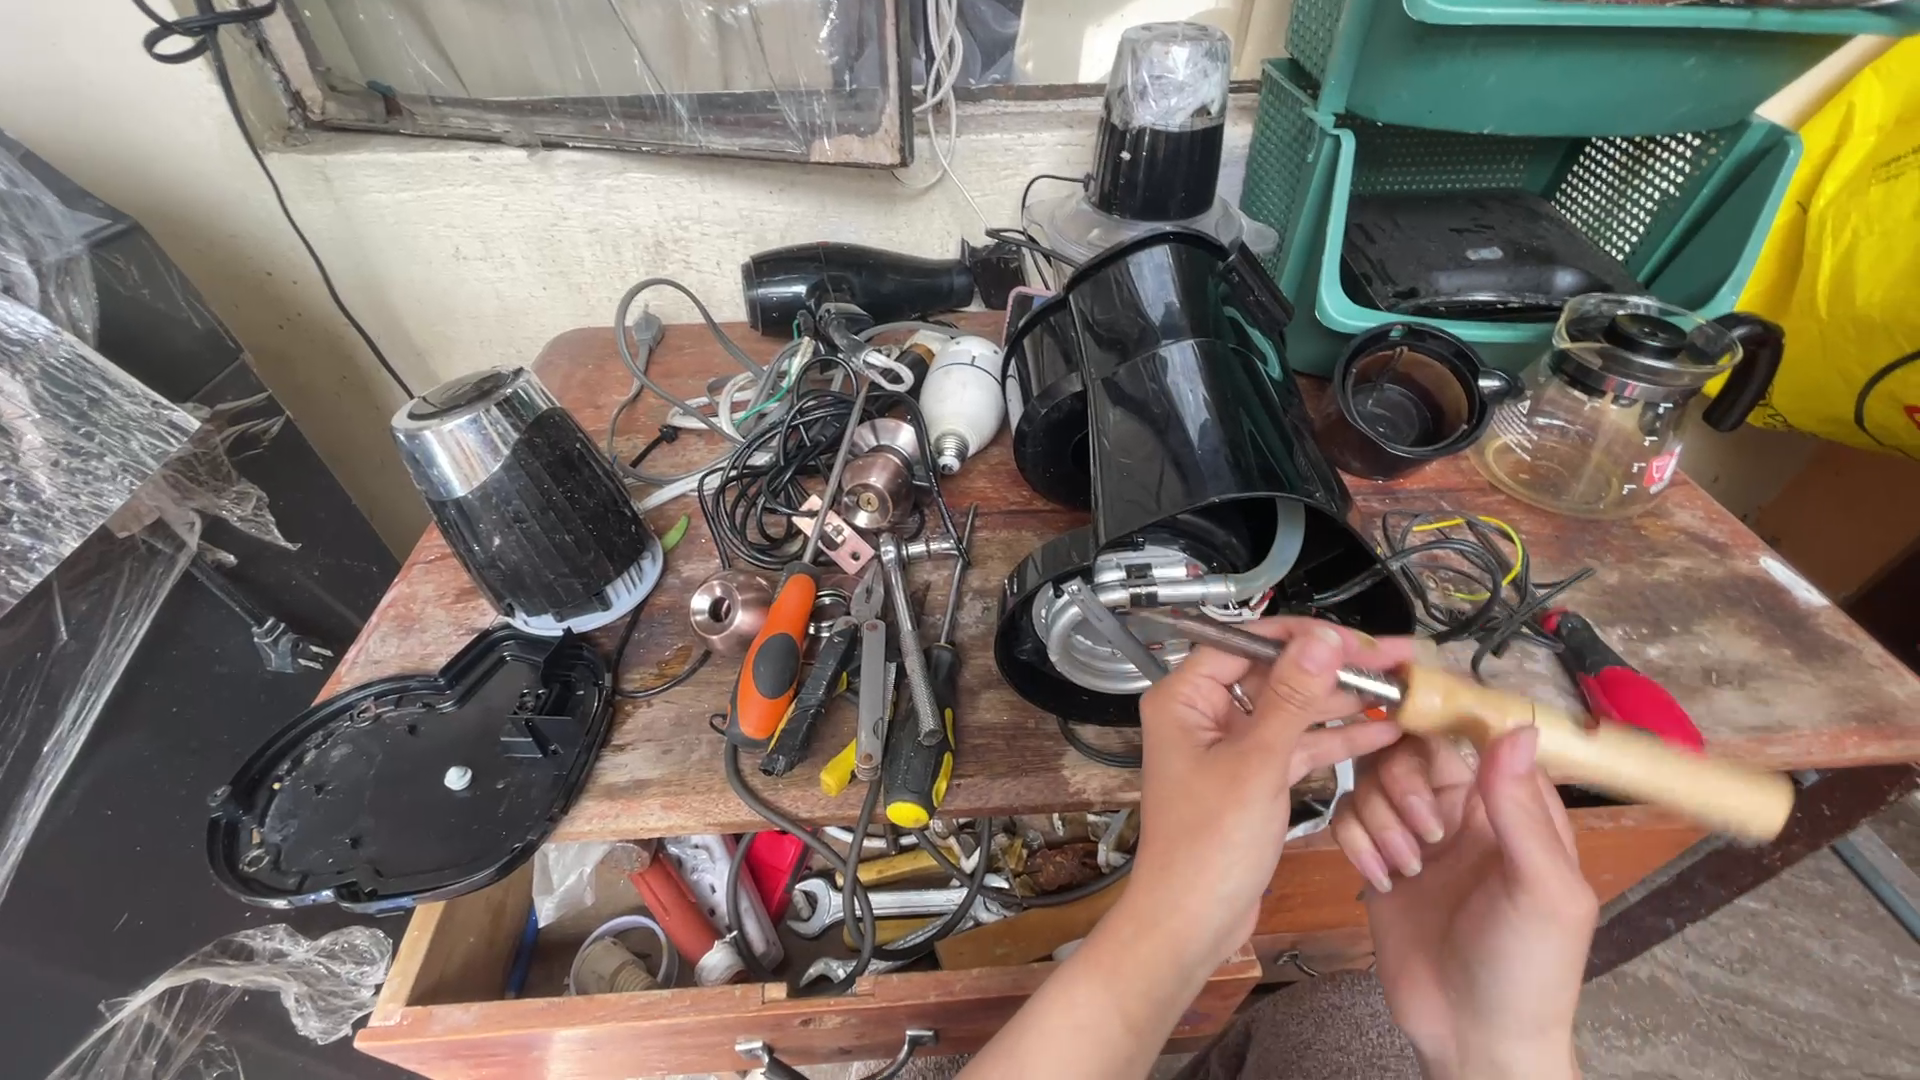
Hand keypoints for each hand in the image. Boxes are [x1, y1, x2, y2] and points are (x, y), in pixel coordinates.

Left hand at [1127, 618, 1414, 962]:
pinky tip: (1384, 730)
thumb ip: (1292, 698)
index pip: (1243, 643)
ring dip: (1340, 701)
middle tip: (1393, 658)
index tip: (1354, 637)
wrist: (1193, 918)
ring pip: (1290, 709)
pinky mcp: (1252, 774)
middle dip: (1330, 667)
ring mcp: (1229, 744)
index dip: (1300, 636)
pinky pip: (1295, 744)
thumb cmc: (1209, 842)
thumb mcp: (1256, 764)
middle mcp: (1202, 713)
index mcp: (1184, 698)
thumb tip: (1320, 639)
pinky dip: (1334, 739)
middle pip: (1272, 674)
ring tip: (1400, 687)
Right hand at [1331, 728, 1596, 1079]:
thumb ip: (1523, 810)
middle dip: (1402, 786)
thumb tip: (1514, 727)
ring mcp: (1413, 832)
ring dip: (1379, 821)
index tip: (1411, 715)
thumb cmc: (1526, 968)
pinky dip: (1355, 843)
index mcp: (1512, 812)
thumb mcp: (1543, 891)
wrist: (1469, 1034)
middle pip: (1408, 752)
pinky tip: (1378, 880)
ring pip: (1371, 781)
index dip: (1443, 723)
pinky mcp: (1375, 854)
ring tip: (1404, 870)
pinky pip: (1346, 817)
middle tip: (1423, 832)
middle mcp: (1459, 812)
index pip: (1474, 739)